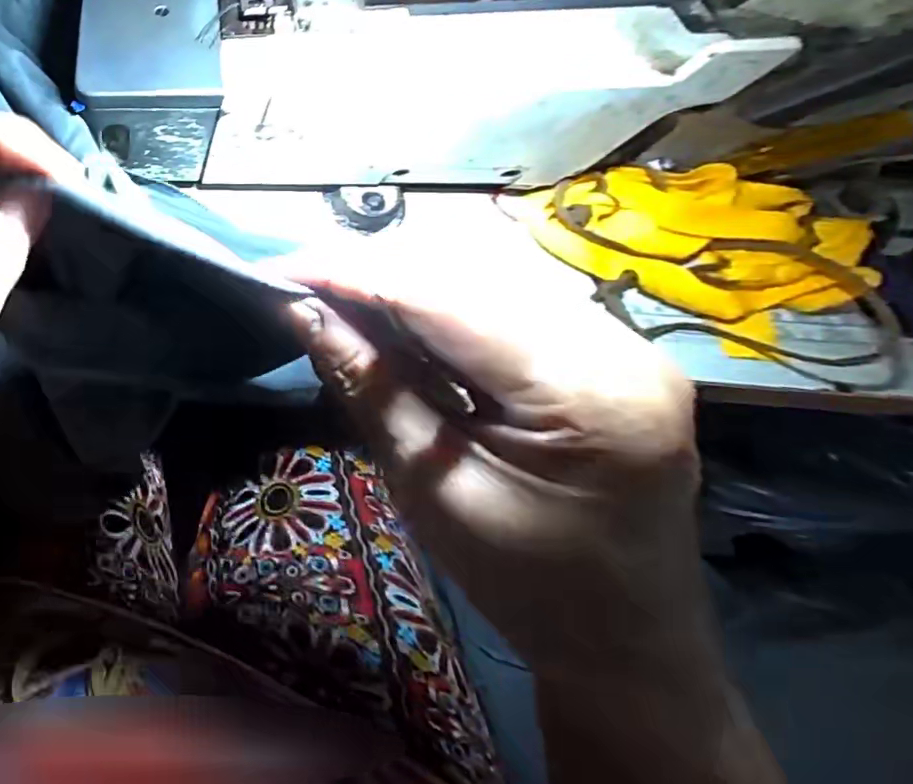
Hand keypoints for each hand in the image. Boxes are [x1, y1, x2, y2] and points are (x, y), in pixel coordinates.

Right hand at [278, 203, 710, 673]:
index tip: (284, 270)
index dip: (355, 276)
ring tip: (343, 297)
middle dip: (376, 271)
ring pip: (488, 272)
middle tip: (306, 286)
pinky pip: (508, 296)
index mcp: (586, 393)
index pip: (446, 301)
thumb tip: (302, 311)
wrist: (628, 642)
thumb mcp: (431, 486)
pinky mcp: (608, 344)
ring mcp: (621, 339)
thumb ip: (370, 386)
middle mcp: (618, 344)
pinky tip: (400, 314)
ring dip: (405, 279)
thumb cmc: (526, 586)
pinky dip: (442, 299)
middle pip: (470, 272)